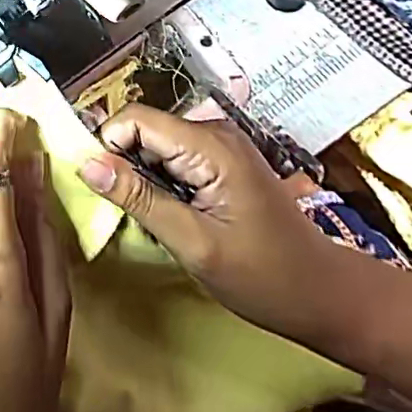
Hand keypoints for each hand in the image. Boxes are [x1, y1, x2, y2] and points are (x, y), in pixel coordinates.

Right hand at [76, 103, 335, 344]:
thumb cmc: (265, 276)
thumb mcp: (194, 243)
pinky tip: (180, 215)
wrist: (323, 292)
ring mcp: (220, 143)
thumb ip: (140, 200)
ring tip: (165, 220)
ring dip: (146, 179)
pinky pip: (174, 157)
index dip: (110, 147)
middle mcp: (213, 131)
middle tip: (140, 215)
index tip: (107, 190)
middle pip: (145, 130)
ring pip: (156, 144)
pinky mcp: (221, 158)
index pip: (136, 119)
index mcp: (210, 144)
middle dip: (128, 166)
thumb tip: (88, 164)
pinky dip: (165, 183)